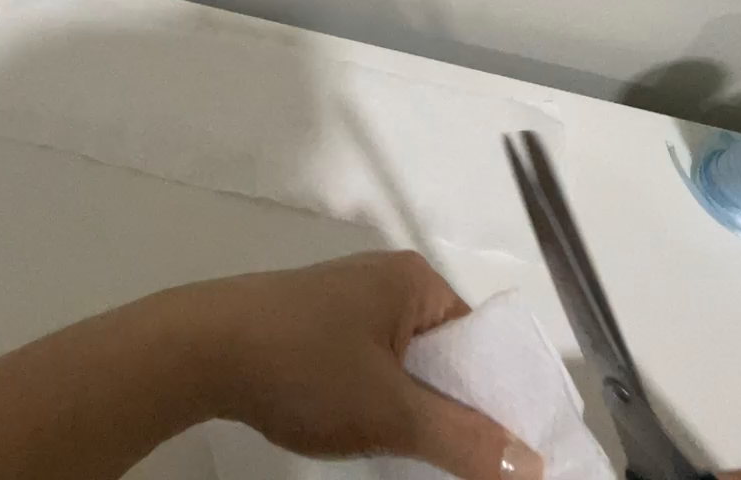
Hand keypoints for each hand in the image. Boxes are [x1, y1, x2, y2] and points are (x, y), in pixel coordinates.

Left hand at [166, 251, 541, 479]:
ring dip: (419, 408)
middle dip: (459, 409)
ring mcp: (351, 298)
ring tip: (425, 455)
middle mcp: (388, 279)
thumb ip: (465, 440)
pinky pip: (375, 360)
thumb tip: (533, 465)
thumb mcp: (393, 412)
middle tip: (471, 465)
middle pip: (447, 353)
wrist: (207, 347)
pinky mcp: (321, 319)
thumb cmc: (307, 366)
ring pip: (409, 362)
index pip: (483, 343)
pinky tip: (376, 430)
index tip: (514, 455)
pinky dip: (385, 396)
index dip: (502, 400)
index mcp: (415, 281)